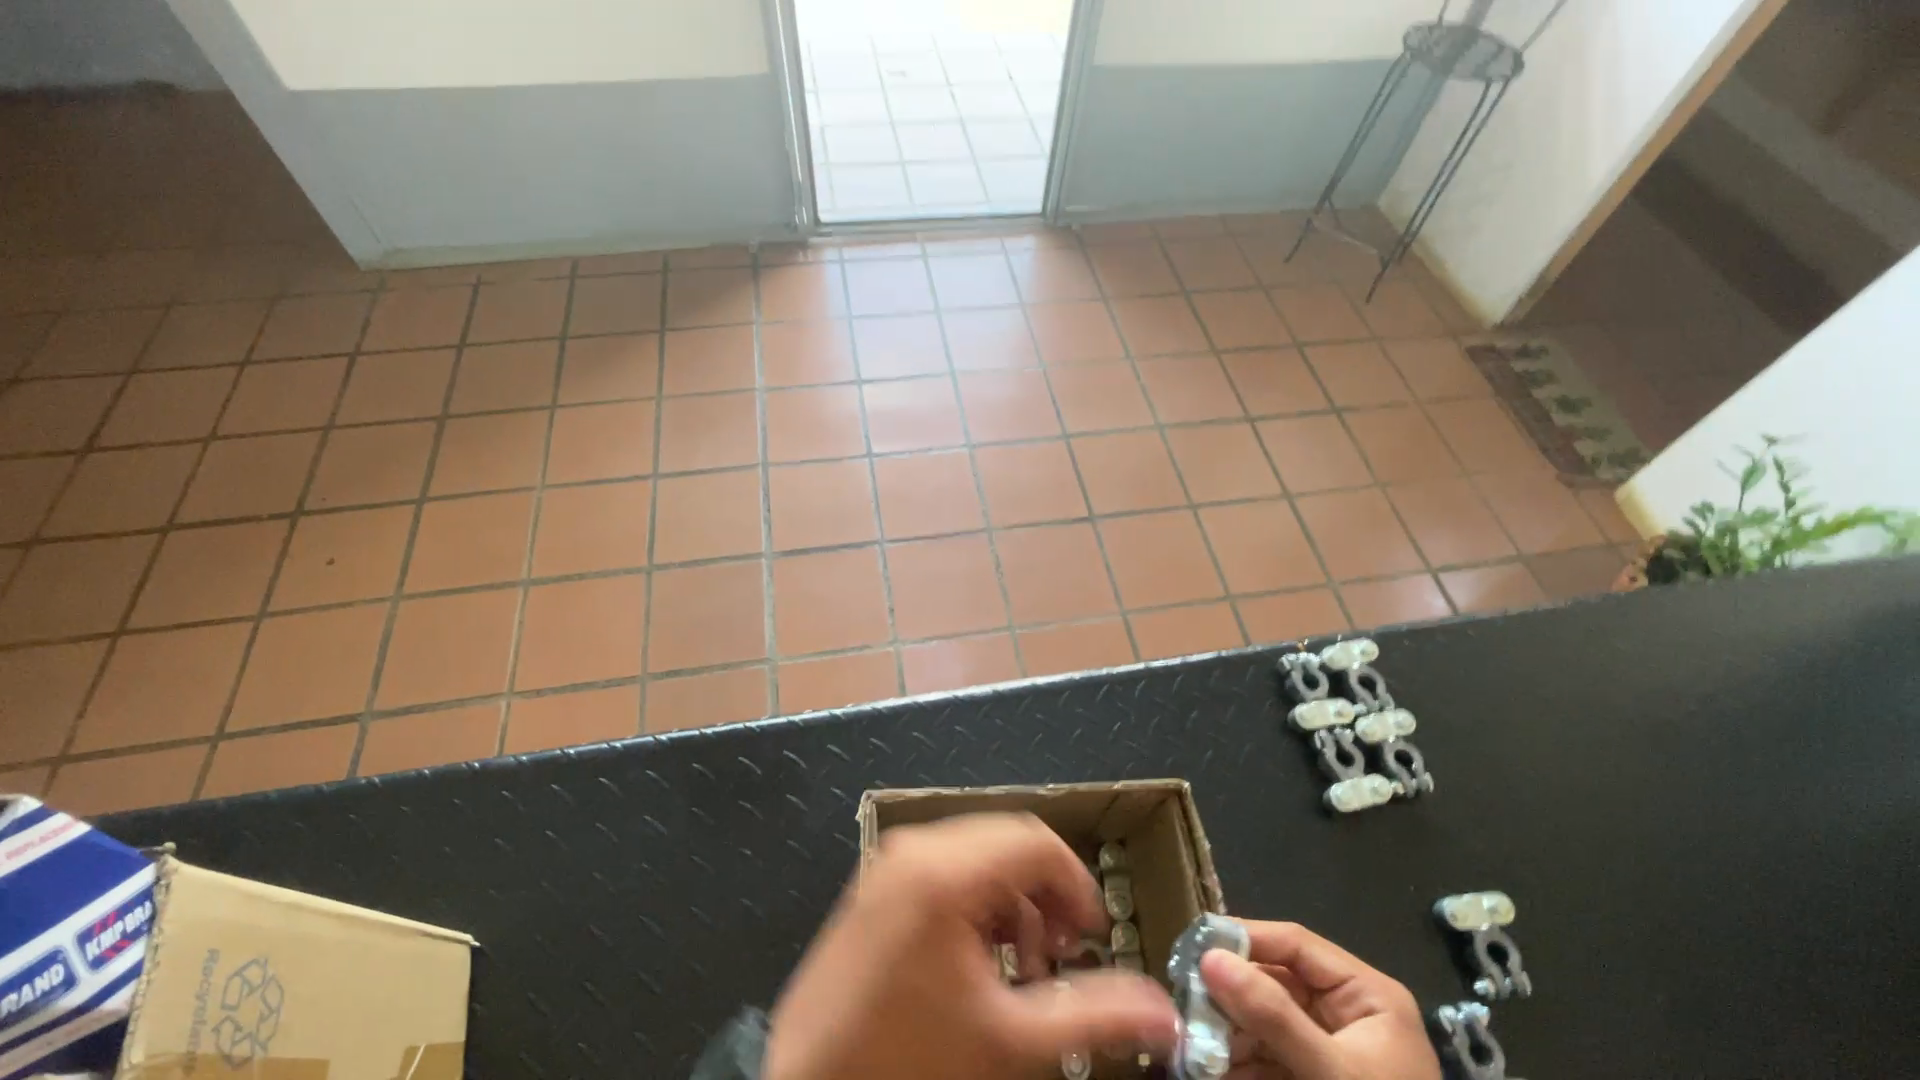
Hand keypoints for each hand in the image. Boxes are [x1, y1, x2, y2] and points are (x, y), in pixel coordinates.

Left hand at [764, 813, 1177, 1079]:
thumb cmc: (909, 1060)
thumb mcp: (1011, 1039)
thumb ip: (1094, 1015)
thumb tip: (1161, 1009)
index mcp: (945, 871)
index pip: (1036, 842)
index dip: (1076, 885)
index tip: (1092, 936)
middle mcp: (913, 850)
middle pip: (1008, 845)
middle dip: (1044, 897)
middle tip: (1058, 957)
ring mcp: (887, 865)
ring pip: (976, 858)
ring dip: (1012, 904)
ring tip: (1020, 969)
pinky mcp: (874, 888)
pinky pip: (943, 872)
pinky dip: (975, 905)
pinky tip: (978, 963)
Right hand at [1200, 920, 1439, 1079]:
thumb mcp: (1329, 1074)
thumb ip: (1271, 1016)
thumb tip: (1209, 957)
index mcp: (1367, 995)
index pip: (1294, 944)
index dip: (1242, 940)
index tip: (1190, 947)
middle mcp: (1347, 1014)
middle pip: (1274, 982)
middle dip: (1229, 996)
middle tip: (1184, 1006)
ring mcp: (1329, 1051)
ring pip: (1264, 1023)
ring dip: (1226, 1034)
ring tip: (1193, 1047)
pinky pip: (1266, 1060)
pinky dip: (1238, 1065)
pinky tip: (1209, 1072)